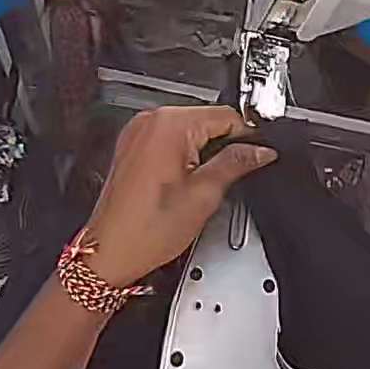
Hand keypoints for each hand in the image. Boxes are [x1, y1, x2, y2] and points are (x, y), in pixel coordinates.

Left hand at [85, 106, 274, 286]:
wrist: (109, 252)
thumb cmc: (146, 229)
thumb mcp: (205, 194)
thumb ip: (236, 163)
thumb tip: (260, 150)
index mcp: (170, 126)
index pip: (228, 115)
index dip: (248, 137)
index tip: (256, 156)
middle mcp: (151, 122)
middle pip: (209, 120)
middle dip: (226, 145)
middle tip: (230, 176)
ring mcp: (139, 132)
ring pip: (192, 129)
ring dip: (206, 151)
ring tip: (203, 183)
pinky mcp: (134, 146)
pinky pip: (172, 139)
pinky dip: (185, 154)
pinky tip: (185, 181)